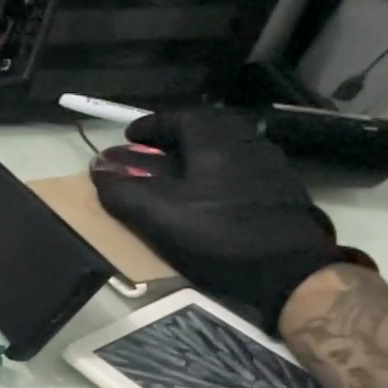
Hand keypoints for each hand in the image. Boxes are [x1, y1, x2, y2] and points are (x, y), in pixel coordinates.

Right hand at [91, 108, 339, 333]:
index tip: (130, 136)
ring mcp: (269, 169)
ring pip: (225, 150)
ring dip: (194, 156)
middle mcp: (247, 147)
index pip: (184, 117)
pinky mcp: (280, 193)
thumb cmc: (218, 235)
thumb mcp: (158, 215)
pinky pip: (239, 170)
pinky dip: (214, 173)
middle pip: (208, 130)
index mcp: (218, 144)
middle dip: (174, 137)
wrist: (289, 270)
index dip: (153, 124)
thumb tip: (97, 168)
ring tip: (172, 173)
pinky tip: (205, 195)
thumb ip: (123, 190)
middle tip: (150, 151)